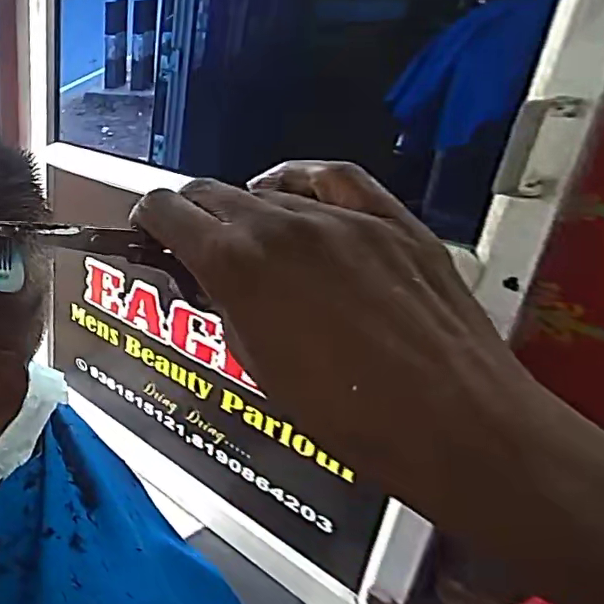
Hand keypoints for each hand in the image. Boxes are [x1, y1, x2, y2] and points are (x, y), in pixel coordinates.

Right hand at [131, 161, 541, 510]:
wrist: (454, 428)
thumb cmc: (346, 410)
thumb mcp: (246, 352)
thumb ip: (216, 296)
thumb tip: (204, 273)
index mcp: (232, 260)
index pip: (164, 207)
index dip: (148, 220)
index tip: (151, 232)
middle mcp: (279, 226)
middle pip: (205, 189)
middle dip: (188, 213)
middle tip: (192, 242)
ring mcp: (340, 219)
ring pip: (261, 188)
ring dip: (243, 210)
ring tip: (251, 241)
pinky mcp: (391, 222)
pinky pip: (332, 176)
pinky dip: (298, 181)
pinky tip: (290, 197)